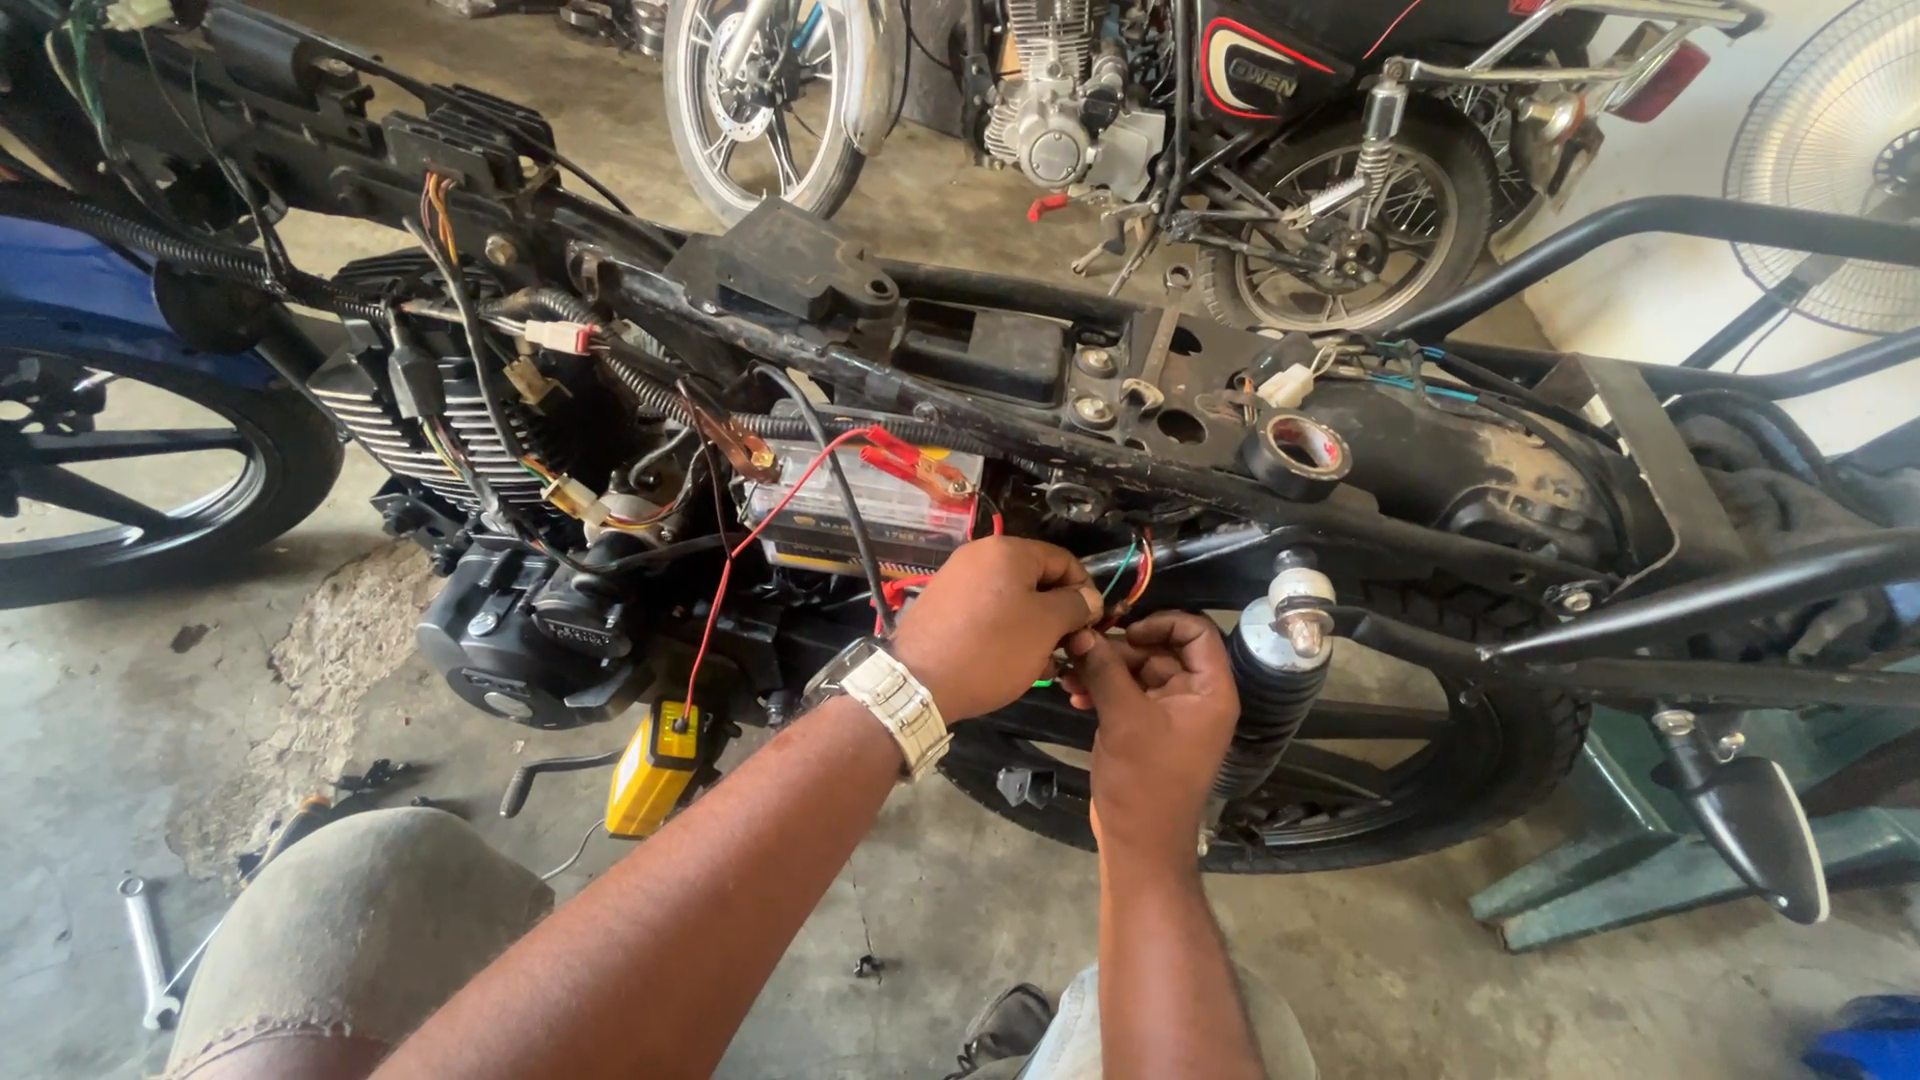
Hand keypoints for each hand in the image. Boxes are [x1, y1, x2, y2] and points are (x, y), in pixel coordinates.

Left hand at [890, 537, 1103, 721]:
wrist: (918, 683)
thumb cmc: (991, 649)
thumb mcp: (1045, 627)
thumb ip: (1074, 606)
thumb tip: (1089, 597)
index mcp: (1007, 550)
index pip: (1064, 561)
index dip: (1085, 591)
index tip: (1093, 625)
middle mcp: (980, 556)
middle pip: (1037, 580)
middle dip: (1059, 615)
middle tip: (1069, 650)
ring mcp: (958, 580)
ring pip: (1014, 600)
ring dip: (1035, 629)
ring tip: (1044, 665)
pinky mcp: (944, 606)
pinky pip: (988, 613)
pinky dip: (1007, 633)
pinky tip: (1014, 664)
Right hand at [1059, 613, 1239, 869]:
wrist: (1140, 841)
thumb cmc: (1145, 779)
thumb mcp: (1124, 718)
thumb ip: (1104, 669)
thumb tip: (1080, 631)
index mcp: (1209, 691)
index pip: (1197, 632)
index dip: (1161, 623)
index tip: (1124, 634)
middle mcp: (1194, 697)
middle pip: (1160, 650)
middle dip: (1118, 649)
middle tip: (1078, 651)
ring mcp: (1168, 713)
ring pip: (1136, 671)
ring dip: (1102, 668)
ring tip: (1067, 675)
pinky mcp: (1144, 727)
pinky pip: (1125, 692)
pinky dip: (1101, 688)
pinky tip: (1073, 695)